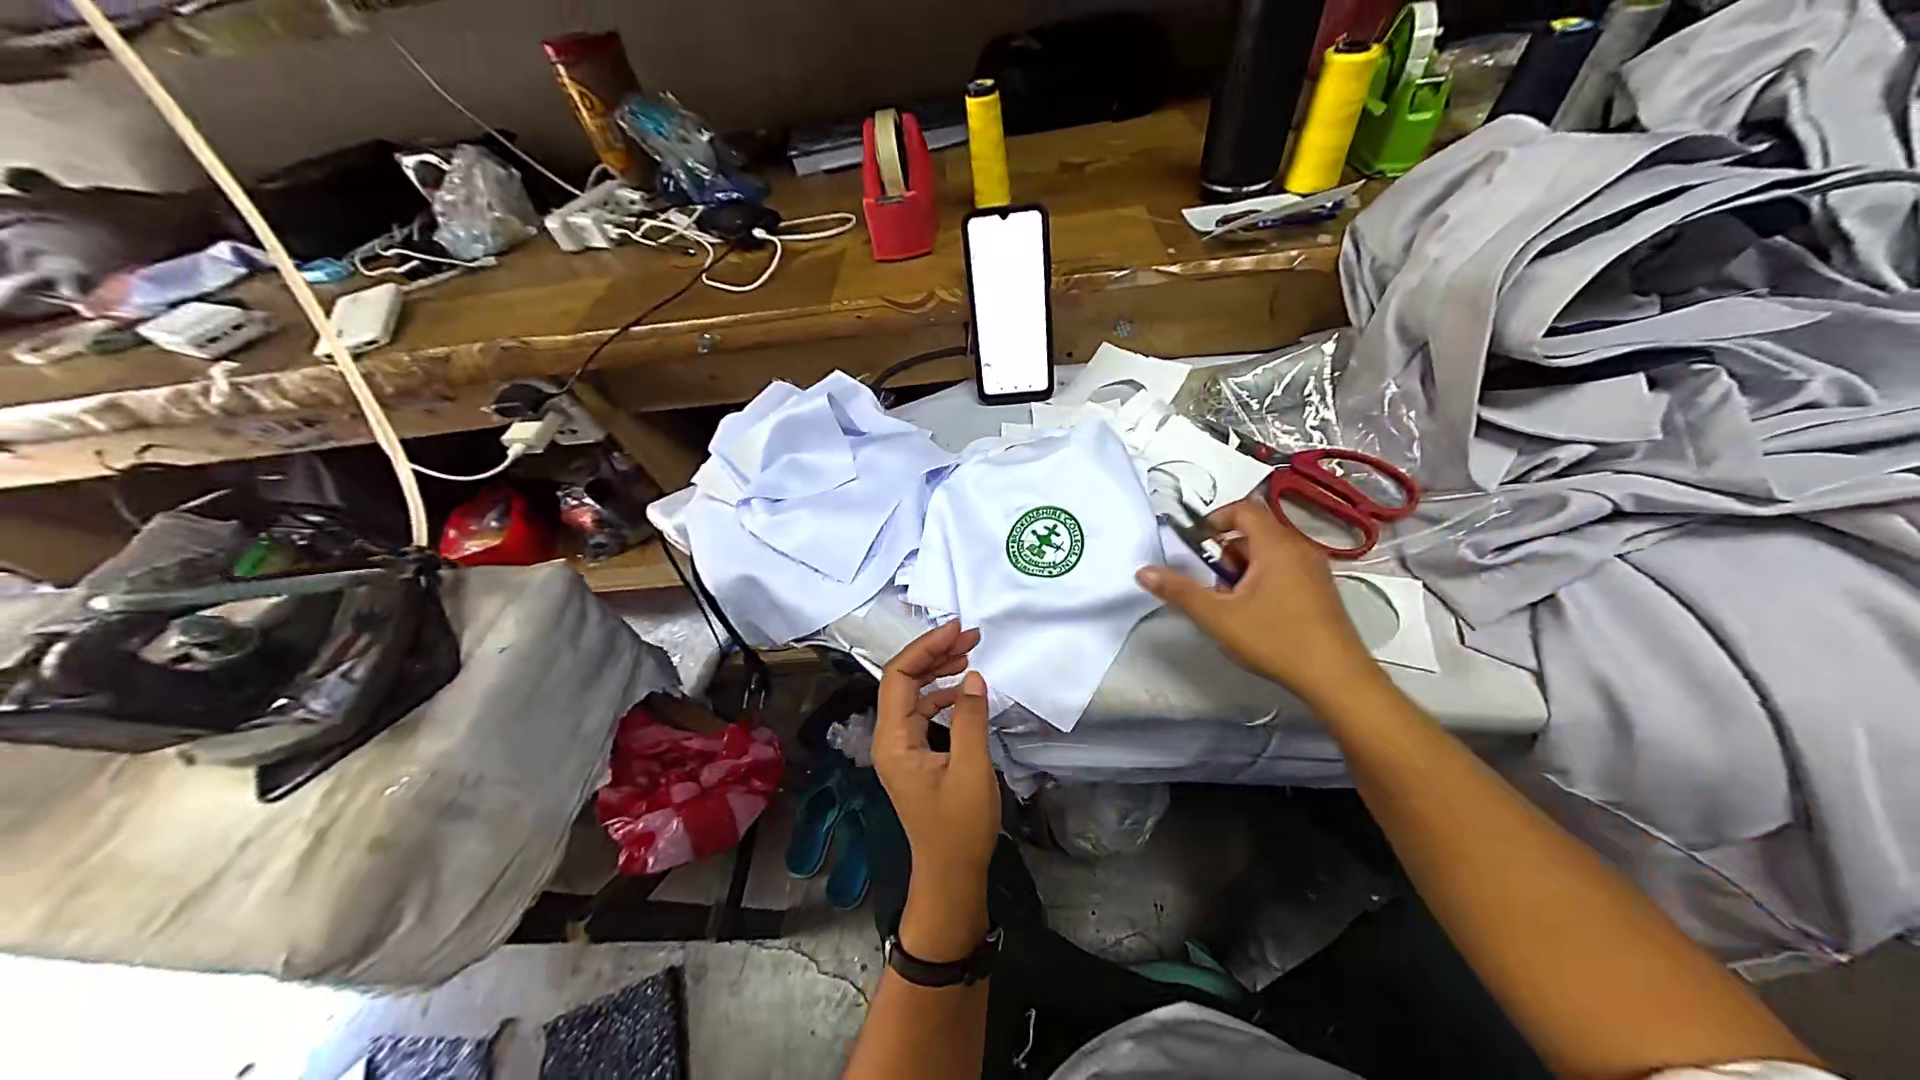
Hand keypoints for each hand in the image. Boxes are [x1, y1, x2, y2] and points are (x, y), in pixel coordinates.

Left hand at [874, 621, 1000, 958]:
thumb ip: (970, 719)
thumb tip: (972, 677)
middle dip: (934, 653)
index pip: (899, 676)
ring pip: (913, 694)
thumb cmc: (960, 828)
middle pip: (903, 680)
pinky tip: (963, 690)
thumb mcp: (971, 770)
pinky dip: (942, 694)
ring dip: (938, 671)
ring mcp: (901, 747)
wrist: (951, 874)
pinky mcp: (915, 755)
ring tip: (969, 654)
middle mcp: (890, 738)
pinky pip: (923, 712)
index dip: (926, 648)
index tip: (958, 631)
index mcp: (893, 740)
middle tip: (970, 636)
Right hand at [1137, 498, 1382, 708]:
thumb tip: (1144, 572)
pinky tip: (1257, 614)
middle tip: (1214, 585)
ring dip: (1243, 569)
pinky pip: (1284, 568)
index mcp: (1276, 546)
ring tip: (1233, 604)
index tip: (1197, 546)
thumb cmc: (1276, 640)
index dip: (1215, 520)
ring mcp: (1314, 569)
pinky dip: (1263, 580)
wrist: (1337, 678)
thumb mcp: (1218, 617)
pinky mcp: (1321, 589)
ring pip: (1268, 553)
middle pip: (1254, 532)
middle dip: (1226, 553)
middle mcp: (1299, 548)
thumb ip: (1179, 591)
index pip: (1243, 508)